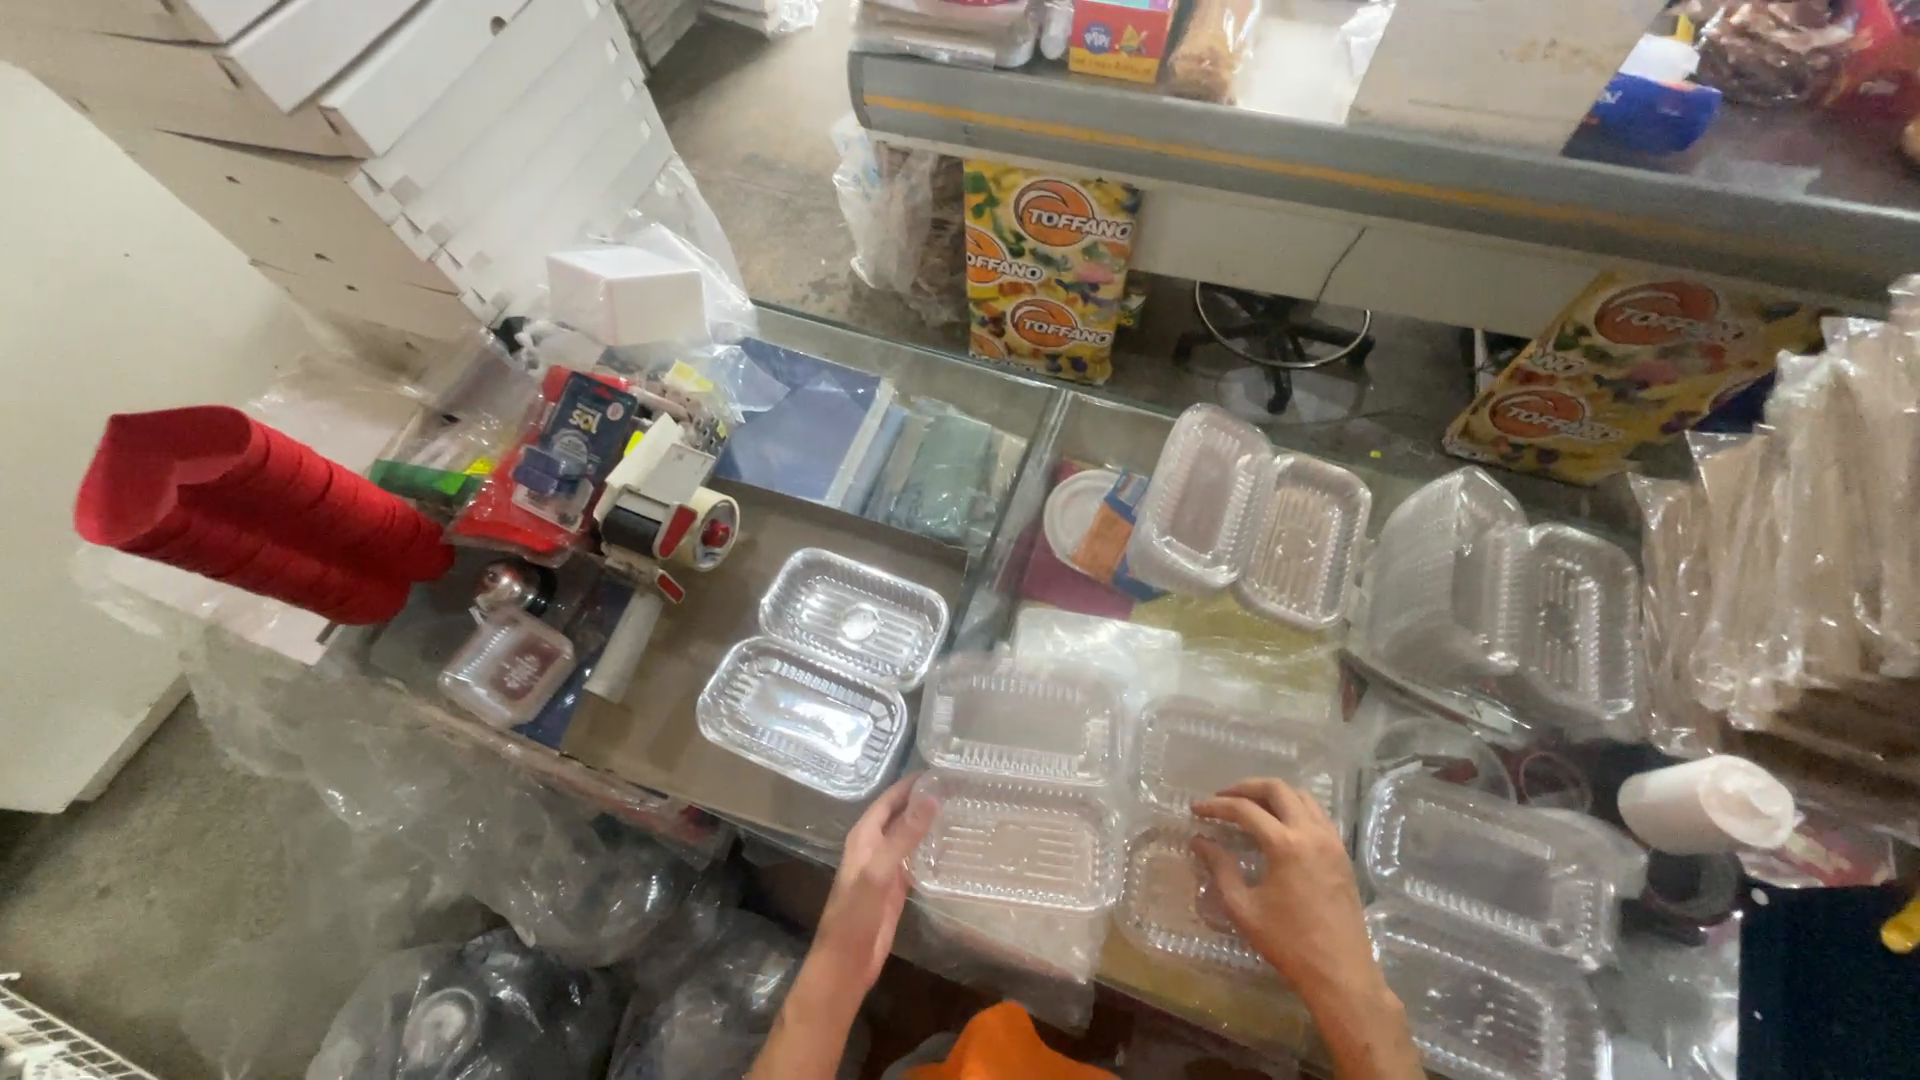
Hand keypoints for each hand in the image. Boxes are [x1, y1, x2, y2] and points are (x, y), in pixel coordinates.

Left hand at [805, 773, 936, 998]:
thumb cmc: (855, 915)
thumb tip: (931, 799)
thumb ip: (903, 837)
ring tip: (960, 809)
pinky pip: (916, 859)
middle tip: (958, 787)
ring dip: (929, 822)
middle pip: (901, 814)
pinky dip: (931, 849)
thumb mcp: (879, 872)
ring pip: (910, 835)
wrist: (846, 964)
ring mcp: (886, 867)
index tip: (941, 770)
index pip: (889, 799)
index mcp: (864, 836)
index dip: (911, 784)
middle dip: (923, 799)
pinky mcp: (897, 888)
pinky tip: (951, 845)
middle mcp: (874, 846)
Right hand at [1193, 779, 1421, 1079]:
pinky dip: (1293, 809)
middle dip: (1245, 787)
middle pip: (1277, 789)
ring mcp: (1332, 842)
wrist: (1341, 974)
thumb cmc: (1288, 943)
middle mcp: (1312, 834)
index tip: (1196, 810)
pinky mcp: (1342, 854)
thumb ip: (1220, 868)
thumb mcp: (1243, 907)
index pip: (1245, 809)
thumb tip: (1200, 841)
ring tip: (1249, 807)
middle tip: (1222, 798)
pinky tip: (1278, 826)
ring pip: (1301, 796)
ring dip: (1272, 795)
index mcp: (1286, 845)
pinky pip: (1317, 814)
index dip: (1216, 806)